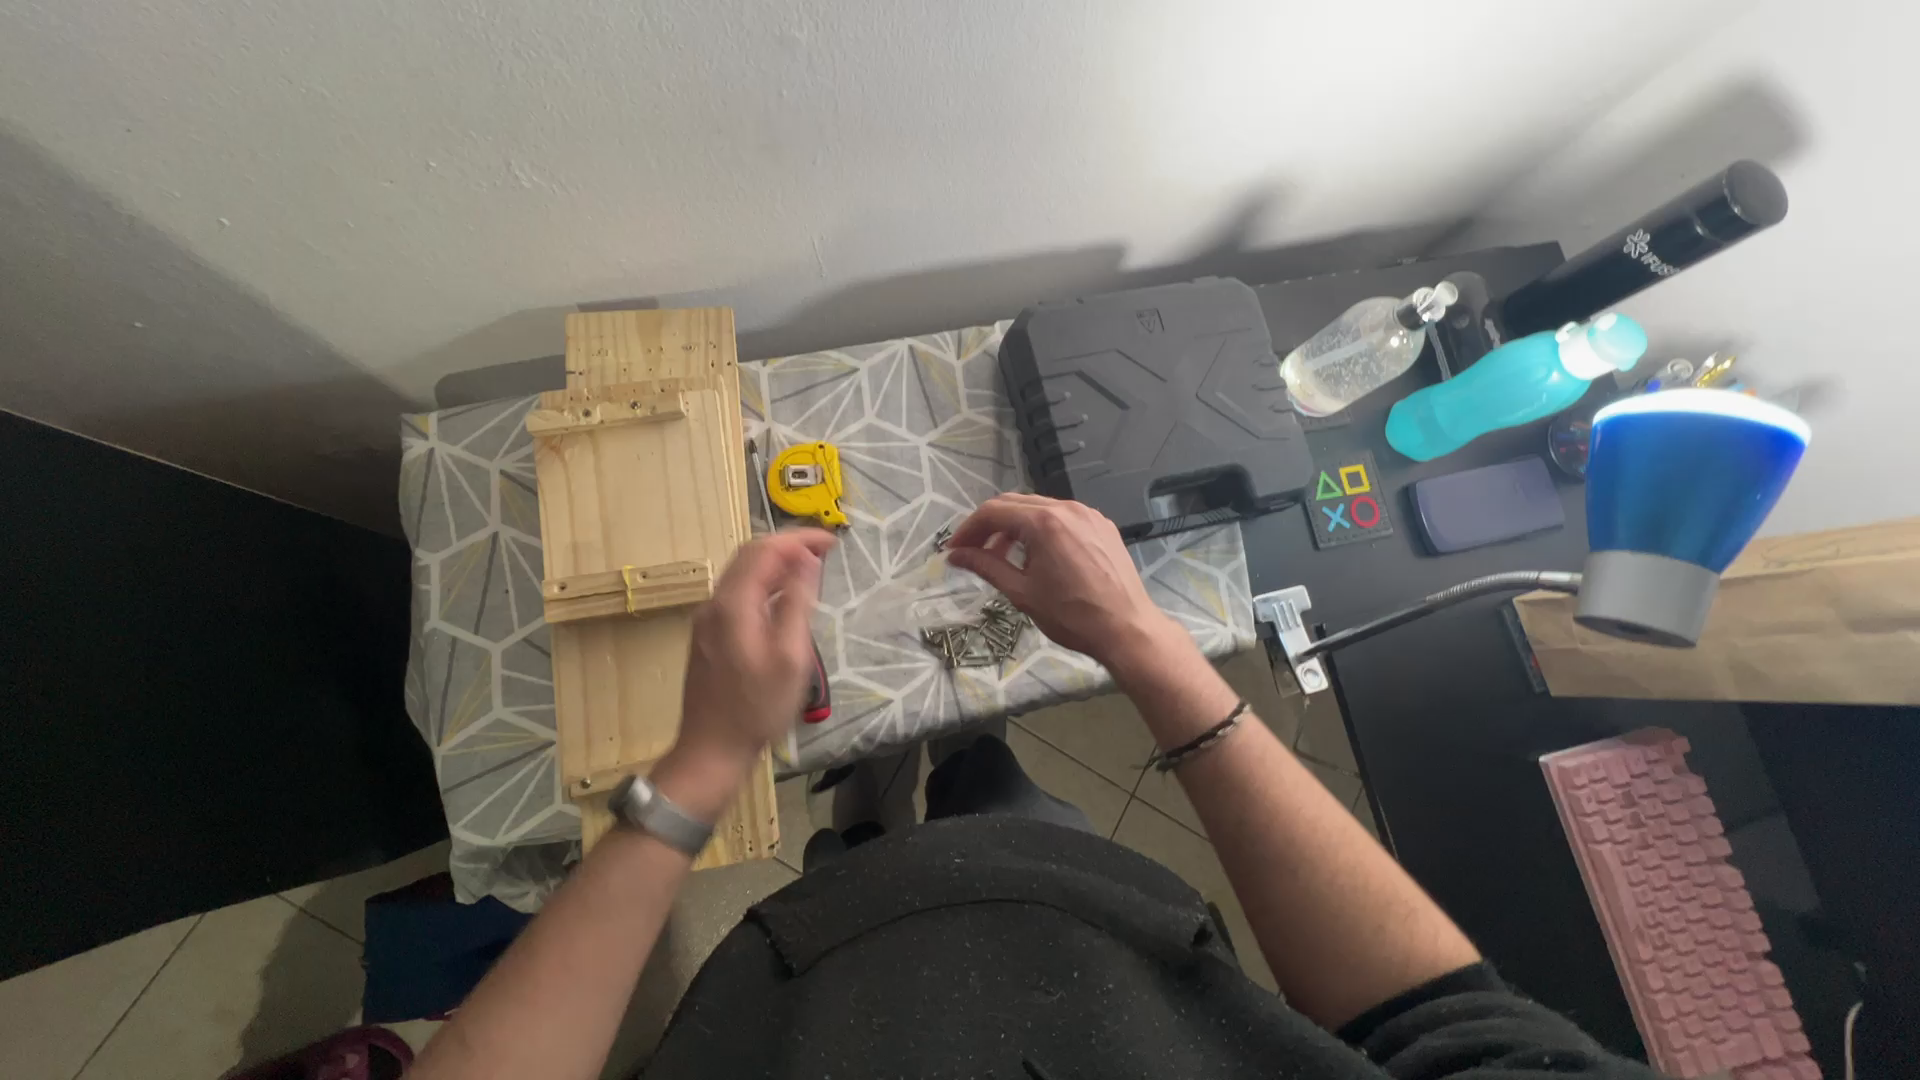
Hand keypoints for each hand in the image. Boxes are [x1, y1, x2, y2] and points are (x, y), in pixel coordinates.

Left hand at [659, 528, 836, 818]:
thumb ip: (798, 604)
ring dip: (776, 564)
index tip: (832, 542)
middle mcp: (715, 604)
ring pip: (743, 574)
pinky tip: (785, 598)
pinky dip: (765, 584)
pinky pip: (739, 594)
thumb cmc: (757, 708)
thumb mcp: (790, 657)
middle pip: (750, 556)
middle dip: (788, 546)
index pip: (765, 550)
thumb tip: (807, 562)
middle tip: (824, 550)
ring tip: (811, 568)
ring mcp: (708, 620)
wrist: (710, 750)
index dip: (799, 539)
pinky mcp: (709, 635)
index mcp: (733, 605)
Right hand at [944, 494, 1183, 669]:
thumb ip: (986, 566)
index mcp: (1043, 522)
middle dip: (989, 526)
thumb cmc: (1071, 616)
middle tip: (972, 552)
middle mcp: (1066, 508)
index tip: (954, 550)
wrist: (1126, 629)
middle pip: (1014, 504)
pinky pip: (1062, 517)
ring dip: (1014, 526)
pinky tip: (1037, 555)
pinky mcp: (1102, 524)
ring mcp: (1087, 514)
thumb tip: (956, 556)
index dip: (968, 529)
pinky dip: (1041, 528)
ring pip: (1038, 508)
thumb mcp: (1021, 593)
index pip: (993, 512)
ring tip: (1003, 556)